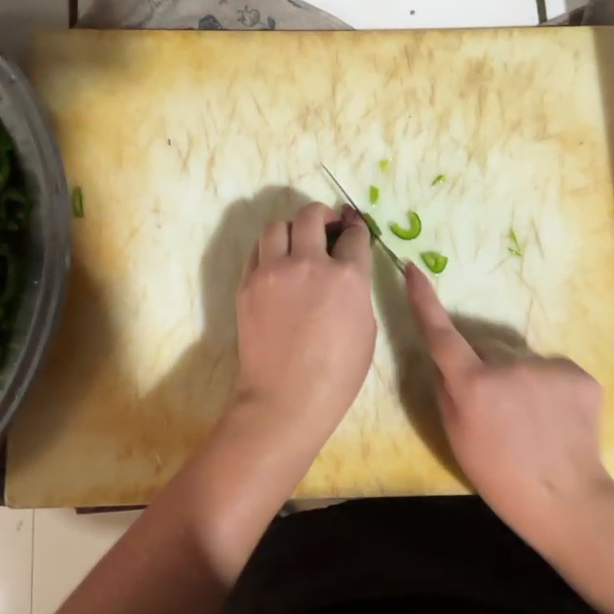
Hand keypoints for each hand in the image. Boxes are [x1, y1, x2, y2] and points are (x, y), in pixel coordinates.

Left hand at [228, 202, 375, 448]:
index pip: (353, 233)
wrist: (286, 398)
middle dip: (323, 216)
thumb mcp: (366, 328)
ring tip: (297, 244)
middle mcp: (309, 263)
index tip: (352, 227)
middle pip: (311, 215)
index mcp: (347, 275)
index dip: (355, 228)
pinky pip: (257, 250)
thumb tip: (346, 272)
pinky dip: (269, 249)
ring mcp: (273, 271)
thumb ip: (356, 290)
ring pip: (277, 225)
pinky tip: (277, 263)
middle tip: (326, 228)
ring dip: (291, 229)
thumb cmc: (338, 373)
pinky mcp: (248, 284)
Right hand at [404, 263, 613, 544]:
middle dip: (486, 365)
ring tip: (531, 419)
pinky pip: (553, 370)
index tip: (412, 269)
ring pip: (522, 359)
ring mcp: (547, 367)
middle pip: (488, 347)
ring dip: (520, 377)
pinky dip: (551, 387)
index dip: (423, 301)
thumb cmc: (497, 475)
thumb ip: (447, 389)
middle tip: (496, 407)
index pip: (441, 333)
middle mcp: (508, 365)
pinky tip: (556, 418)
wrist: (562, 499)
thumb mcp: (455, 436)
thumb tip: (447, 359)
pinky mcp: (579, 374)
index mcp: (472, 383)